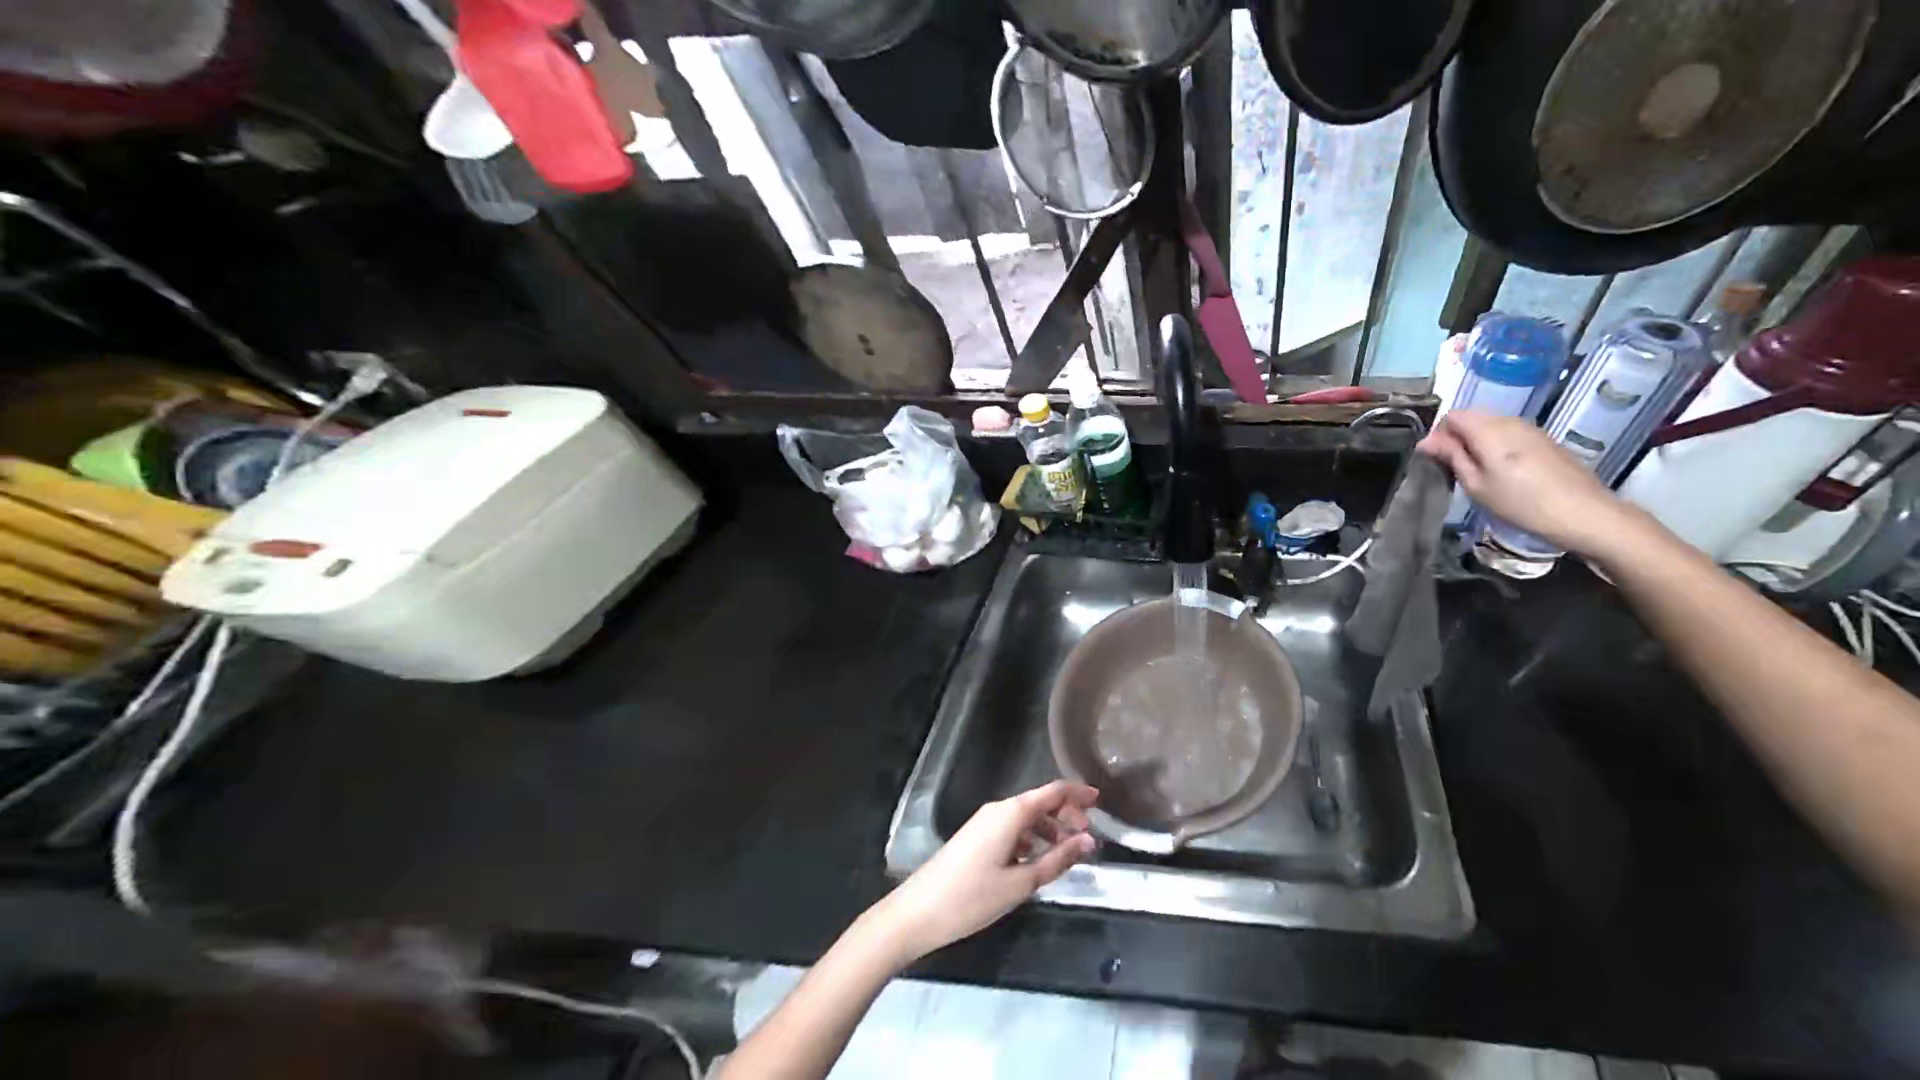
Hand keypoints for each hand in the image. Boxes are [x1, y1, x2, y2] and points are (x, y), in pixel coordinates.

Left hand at [861, 780, 1097, 965]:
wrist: (919, 911)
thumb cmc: (973, 897)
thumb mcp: (1021, 882)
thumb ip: (1057, 860)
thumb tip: (1089, 841)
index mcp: (1011, 813)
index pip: (1051, 792)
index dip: (1077, 794)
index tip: (1101, 801)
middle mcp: (997, 810)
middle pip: (1039, 803)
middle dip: (1066, 815)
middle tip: (1088, 839)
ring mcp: (984, 823)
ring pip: (1025, 818)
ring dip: (1049, 830)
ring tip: (1068, 854)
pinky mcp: (976, 838)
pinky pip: (1011, 829)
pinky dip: (1031, 839)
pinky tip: (1038, 862)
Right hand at [1417, 410, 1639, 556]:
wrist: (1582, 512)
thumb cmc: (1519, 502)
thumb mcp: (1475, 483)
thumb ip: (1451, 456)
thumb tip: (1426, 440)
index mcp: (1488, 430)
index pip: (1451, 416)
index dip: (1440, 435)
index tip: (1439, 460)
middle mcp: (1509, 421)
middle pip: (1472, 417)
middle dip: (1458, 437)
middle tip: (1457, 468)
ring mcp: (1531, 428)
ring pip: (1491, 425)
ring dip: (1478, 441)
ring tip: (1479, 472)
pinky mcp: (1545, 439)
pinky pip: (1510, 433)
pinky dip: (1498, 445)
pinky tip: (1504, 471)